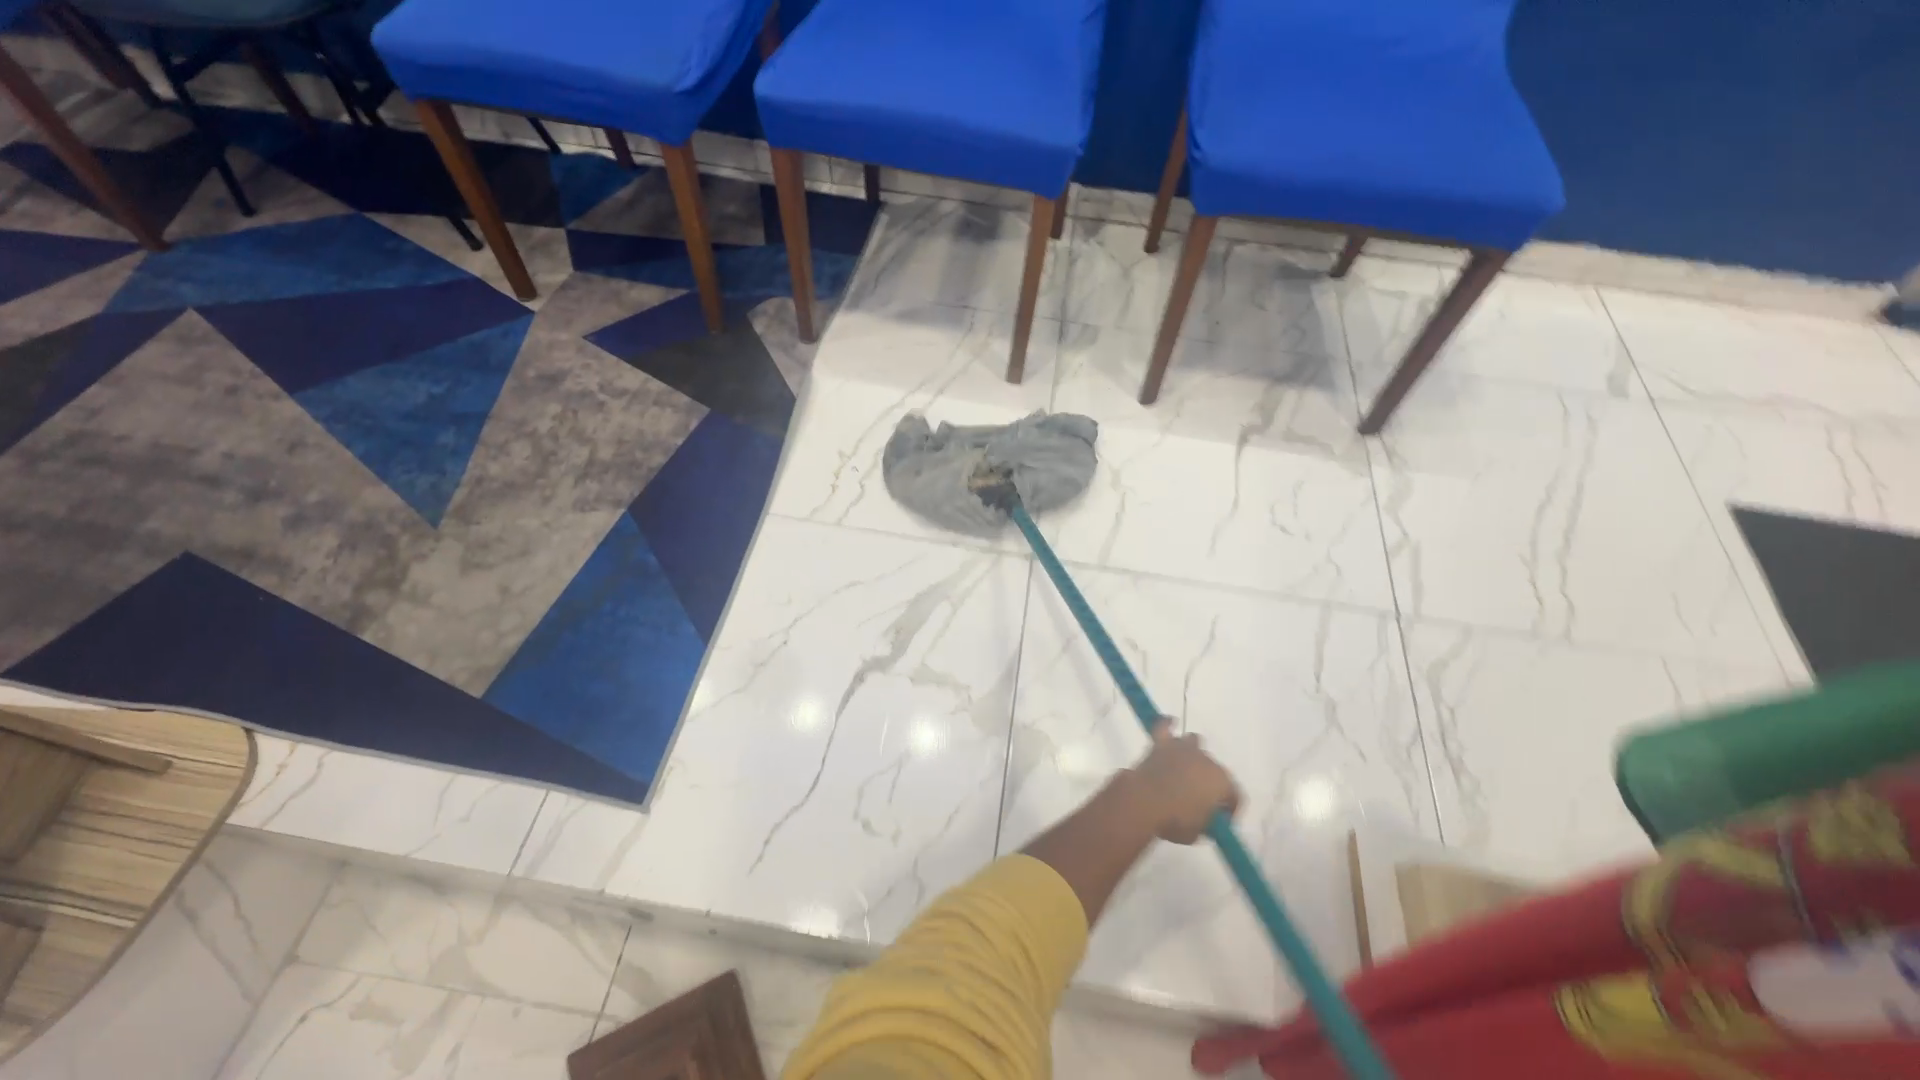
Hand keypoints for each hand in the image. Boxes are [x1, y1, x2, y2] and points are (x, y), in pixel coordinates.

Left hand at [1123, 719, 1240, 844]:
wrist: (1144, 801)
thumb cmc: (1175, 821)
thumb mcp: (1196, 833)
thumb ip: (1204, 825)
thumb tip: (1202, 821)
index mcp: (1222, 782)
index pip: (1235, 796)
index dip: (1230, 811)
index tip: (1221, 823)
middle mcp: (1207, 760)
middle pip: (1214, 771)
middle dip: (1209, 785)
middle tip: (1198, 801)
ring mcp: (1183, 749)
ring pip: (1194, 744)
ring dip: (1192, 756)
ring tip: (1185, 769)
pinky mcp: (1161, 745)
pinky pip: (1165, 727)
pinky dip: (1167, 725)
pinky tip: (1170, 723)